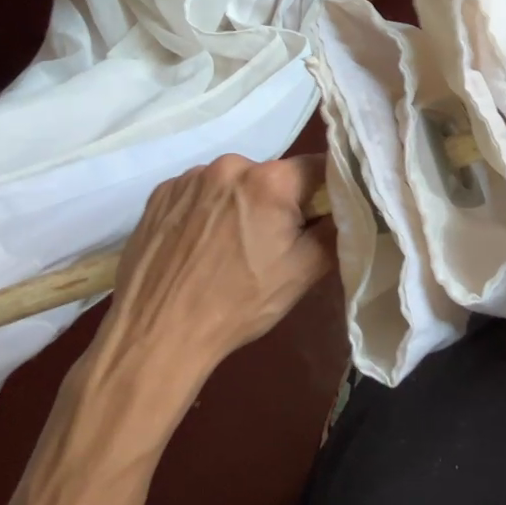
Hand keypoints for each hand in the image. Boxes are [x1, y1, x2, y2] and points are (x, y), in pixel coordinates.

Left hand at [104, 153, 335, 372]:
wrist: (154, 338)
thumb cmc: (238, 304)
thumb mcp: (306, 270)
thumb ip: (339, 227)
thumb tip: (352, 204)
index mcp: (271, 180)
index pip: (319, 167)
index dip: (327, 191)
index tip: (323, 217)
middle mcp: (230, 166)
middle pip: (275, 174)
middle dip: (281, 200)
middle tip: (273, 241)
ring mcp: (189, 178)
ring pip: (237, 182)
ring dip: (242, 203)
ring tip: (231, 246)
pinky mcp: (159, 195)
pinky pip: (200, 191)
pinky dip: (208, 209)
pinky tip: (201, 244)